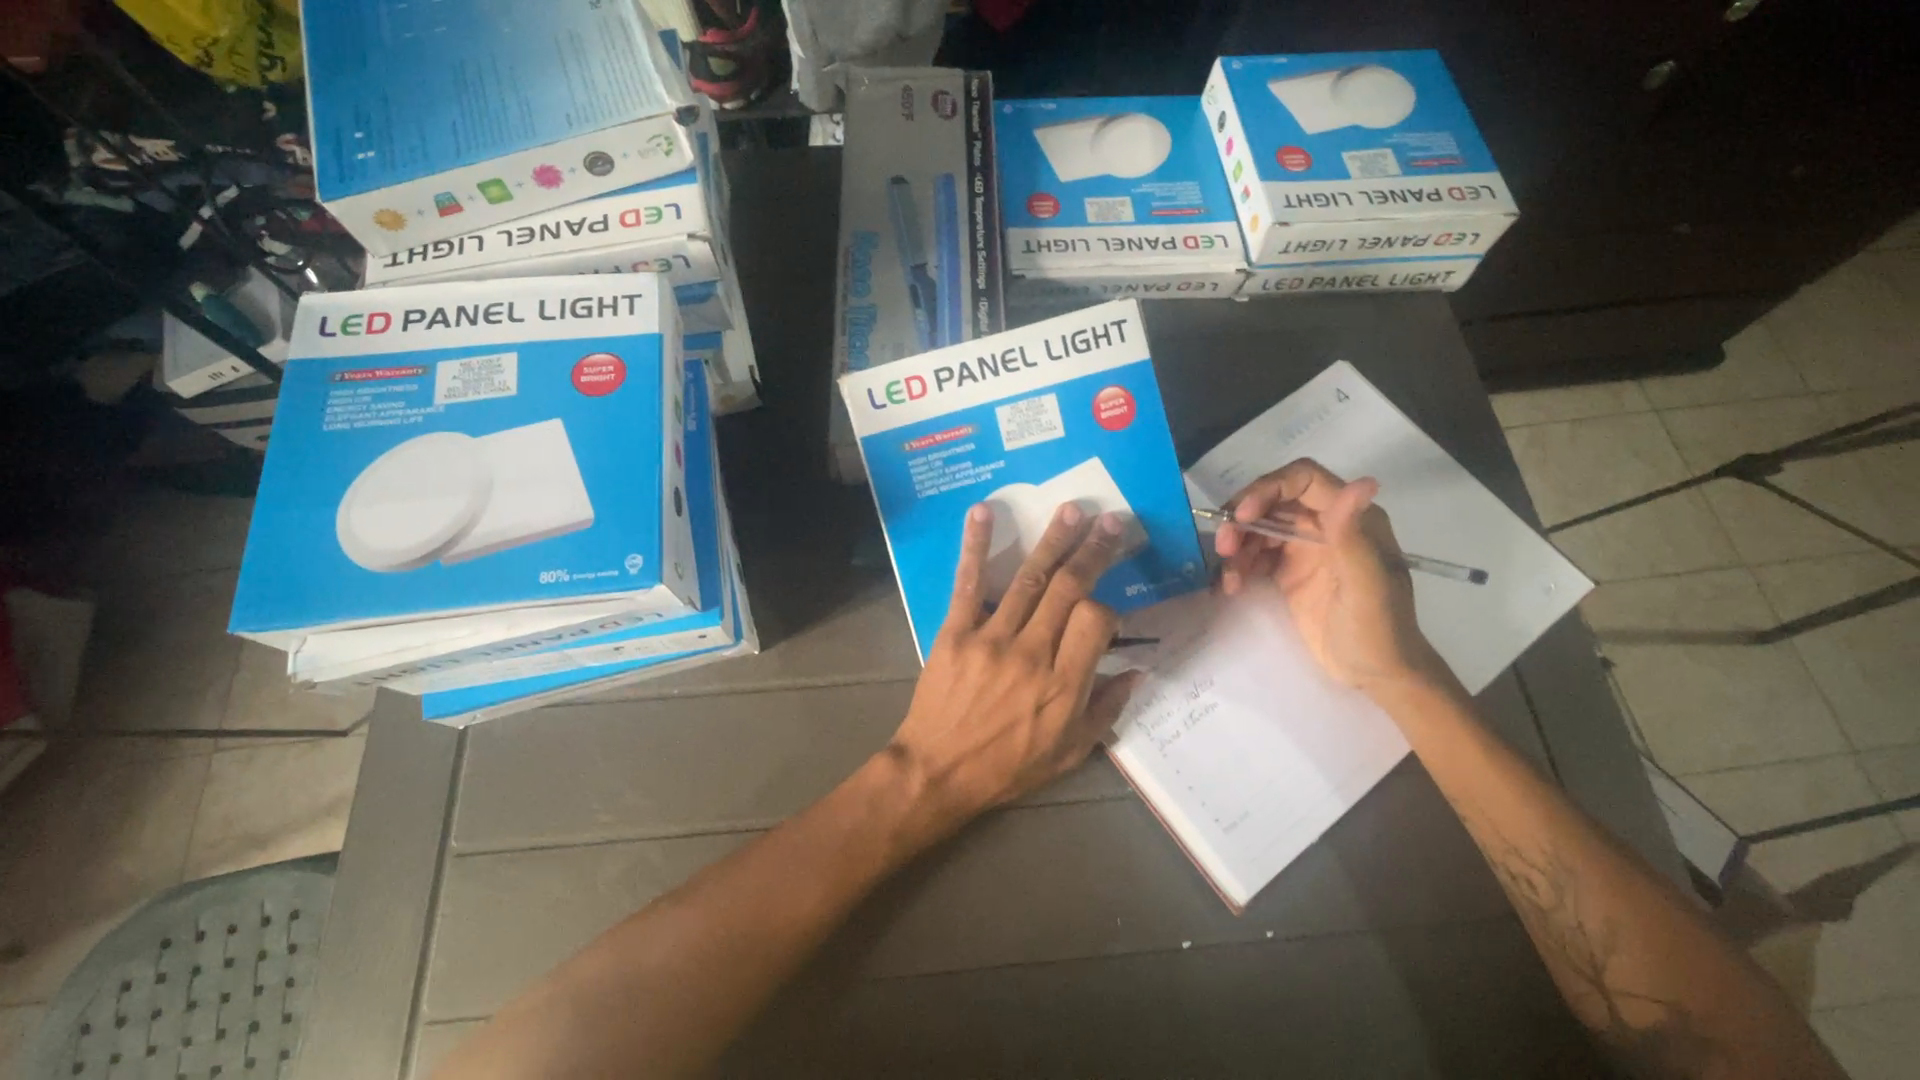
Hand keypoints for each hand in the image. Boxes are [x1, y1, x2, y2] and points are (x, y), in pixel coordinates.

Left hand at [888, 502, 1141, 830]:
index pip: (1097, 620)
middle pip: (1069, 588)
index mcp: (1064, 684)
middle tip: (1112, 521)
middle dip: (1094, 550)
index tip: (1104, 612)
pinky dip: (976, 545)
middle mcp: (1032, 653)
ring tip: (1074, 510)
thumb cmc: (1008, 768)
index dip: (1107, 608)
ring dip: (1054, 540)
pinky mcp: (955, 632)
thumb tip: (1135, 671)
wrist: (938, 772)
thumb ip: (1106, 710)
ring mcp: (991, 638)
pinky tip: (983, 511)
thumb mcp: (1070, 753)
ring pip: (1029, 578)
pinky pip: (969, 583)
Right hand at [1214, 459, 1452, 699]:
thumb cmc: (1378, 628)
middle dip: (1242, 519)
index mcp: (1351, 517)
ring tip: (1229, 578)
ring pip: (1258, 529)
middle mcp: (1326, 524)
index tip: (1242, 516)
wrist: (1376, 673)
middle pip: (1272, 502)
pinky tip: (1231, 588)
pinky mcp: (1288, 572)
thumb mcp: (1366, 583)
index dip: (1268, 489)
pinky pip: (1255, 556)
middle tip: (1223, 547)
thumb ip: (1353, 534)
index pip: (1303, 480)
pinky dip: (1238, 567)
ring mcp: (1305, 549)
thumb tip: (1362, 482)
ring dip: (1237, 546)